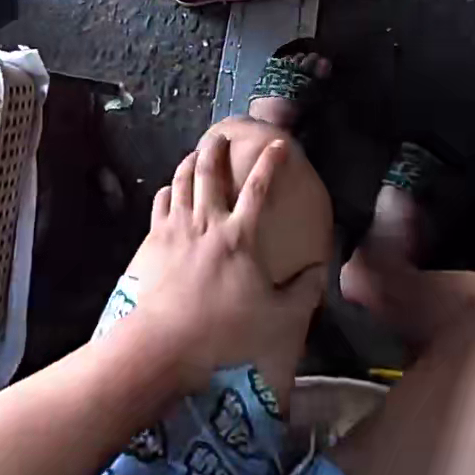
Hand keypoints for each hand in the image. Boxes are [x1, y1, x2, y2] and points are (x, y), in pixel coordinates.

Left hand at [125, 131, 325, 391]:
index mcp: (240, 236)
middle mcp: (207, 221)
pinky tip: (169, 189)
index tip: (279, 144)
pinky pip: (160, 202)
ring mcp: (177, 226)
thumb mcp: (278, 319)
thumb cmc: (224, 330)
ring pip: (182, 180)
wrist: (165, 339)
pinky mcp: (154, 237)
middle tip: (220, 135)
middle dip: (216, 148)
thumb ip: (303, 292)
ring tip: (196, 153)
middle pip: (210, 172)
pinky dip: (167, 190)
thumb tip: (320, 269)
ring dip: (190, 162)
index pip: (260, 188)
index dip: (271, 162)